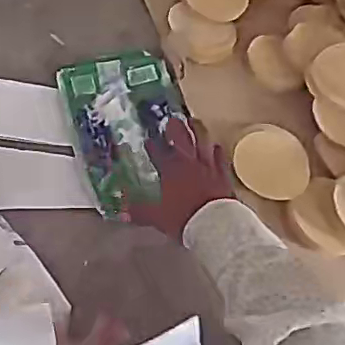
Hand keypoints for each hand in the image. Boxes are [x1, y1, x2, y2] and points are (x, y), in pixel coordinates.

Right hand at [128, 119, 231, 240]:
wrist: (214, 224)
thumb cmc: (183, 218)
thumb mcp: (156, 217)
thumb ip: (139, 212)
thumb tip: (121, 213)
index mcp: (170, 169)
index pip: (157, 151)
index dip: (152, 144)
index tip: (148, 140)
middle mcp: (188, 161)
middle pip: (181, 136)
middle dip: (174, 127)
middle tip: (171, 120)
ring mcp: (207, 164)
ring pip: (202, 139)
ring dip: (197, 129)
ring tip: (193, 121)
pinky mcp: (222, 172)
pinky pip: (219, 156)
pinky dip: (216, 149)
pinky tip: (215, 146)